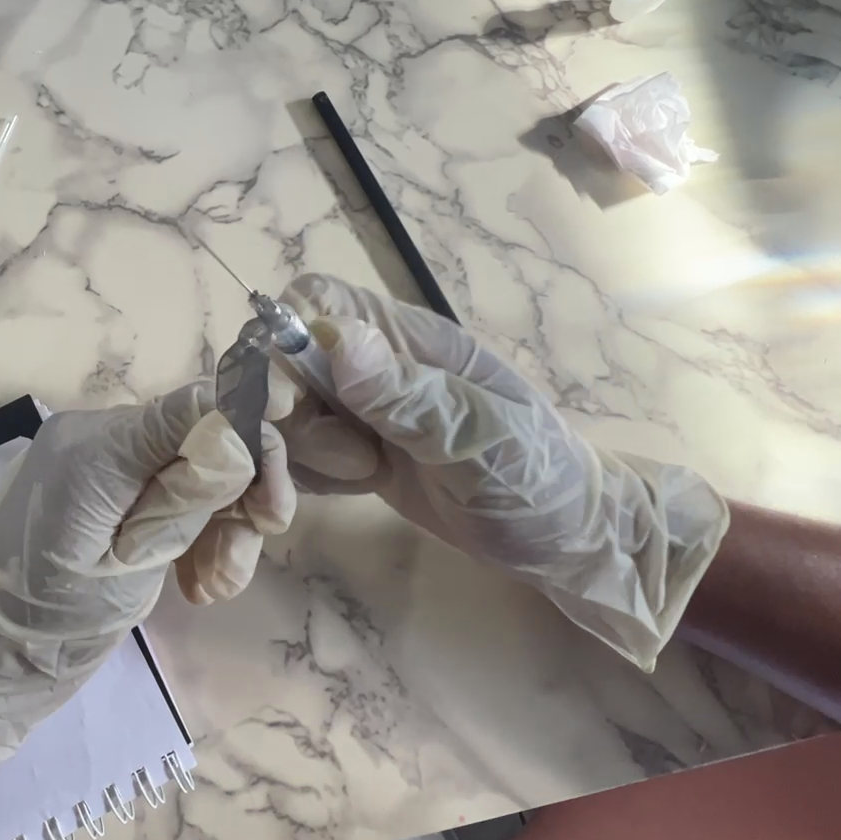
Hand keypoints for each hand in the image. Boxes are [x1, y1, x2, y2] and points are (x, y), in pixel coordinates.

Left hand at [0, 383, 295, 787]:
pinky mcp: (100, 484)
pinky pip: (162, 488)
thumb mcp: (129, 567)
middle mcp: (94, 435)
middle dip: (239, 488)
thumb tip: (241, 436)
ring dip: (219, 520)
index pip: (192, 406)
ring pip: (188, 467)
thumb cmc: (50, 625)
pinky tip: (195, 581)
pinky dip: (189, 529)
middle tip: (264, 537)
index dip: (248, 432)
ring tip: (216, 586)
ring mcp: (95, 458)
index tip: (274, 494)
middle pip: (197, 435)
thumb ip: (185, 497)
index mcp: (95, 447)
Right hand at [270, 274, 729, 670]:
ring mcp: (351, 409)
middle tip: (347, 459)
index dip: (280, 339)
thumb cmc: (538, 479)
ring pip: (278, 413)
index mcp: (403, 338)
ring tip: (365, 477)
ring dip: (299, 453)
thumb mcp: (482, 439)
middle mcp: (366, 364)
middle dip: (285, 415)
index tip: (283, 402)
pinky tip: (354, 489)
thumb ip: (408, 394)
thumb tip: (337, 338)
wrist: (562, 538)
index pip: (313, 301)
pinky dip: (301, 476)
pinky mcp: (343, 450)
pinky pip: (292, 453)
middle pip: (278, 362)